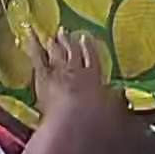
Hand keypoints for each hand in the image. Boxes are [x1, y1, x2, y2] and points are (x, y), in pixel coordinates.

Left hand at [27, 30, 125, 150]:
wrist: (73, 122)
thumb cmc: (93, 120)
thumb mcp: (111, 111)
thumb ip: (116, 101)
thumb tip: (124, 94)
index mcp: (94, 77)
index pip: (92, 58)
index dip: (88, 47)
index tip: (85, 37)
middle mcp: (77, 70)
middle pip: (72, 52)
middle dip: (68, 42)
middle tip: (64, 31)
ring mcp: (59, 71)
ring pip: (56, 53)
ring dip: (54, 44)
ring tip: (51, 36)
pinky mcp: (43, 77)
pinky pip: (37, 58)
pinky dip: (33, 45)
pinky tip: (30, 35)